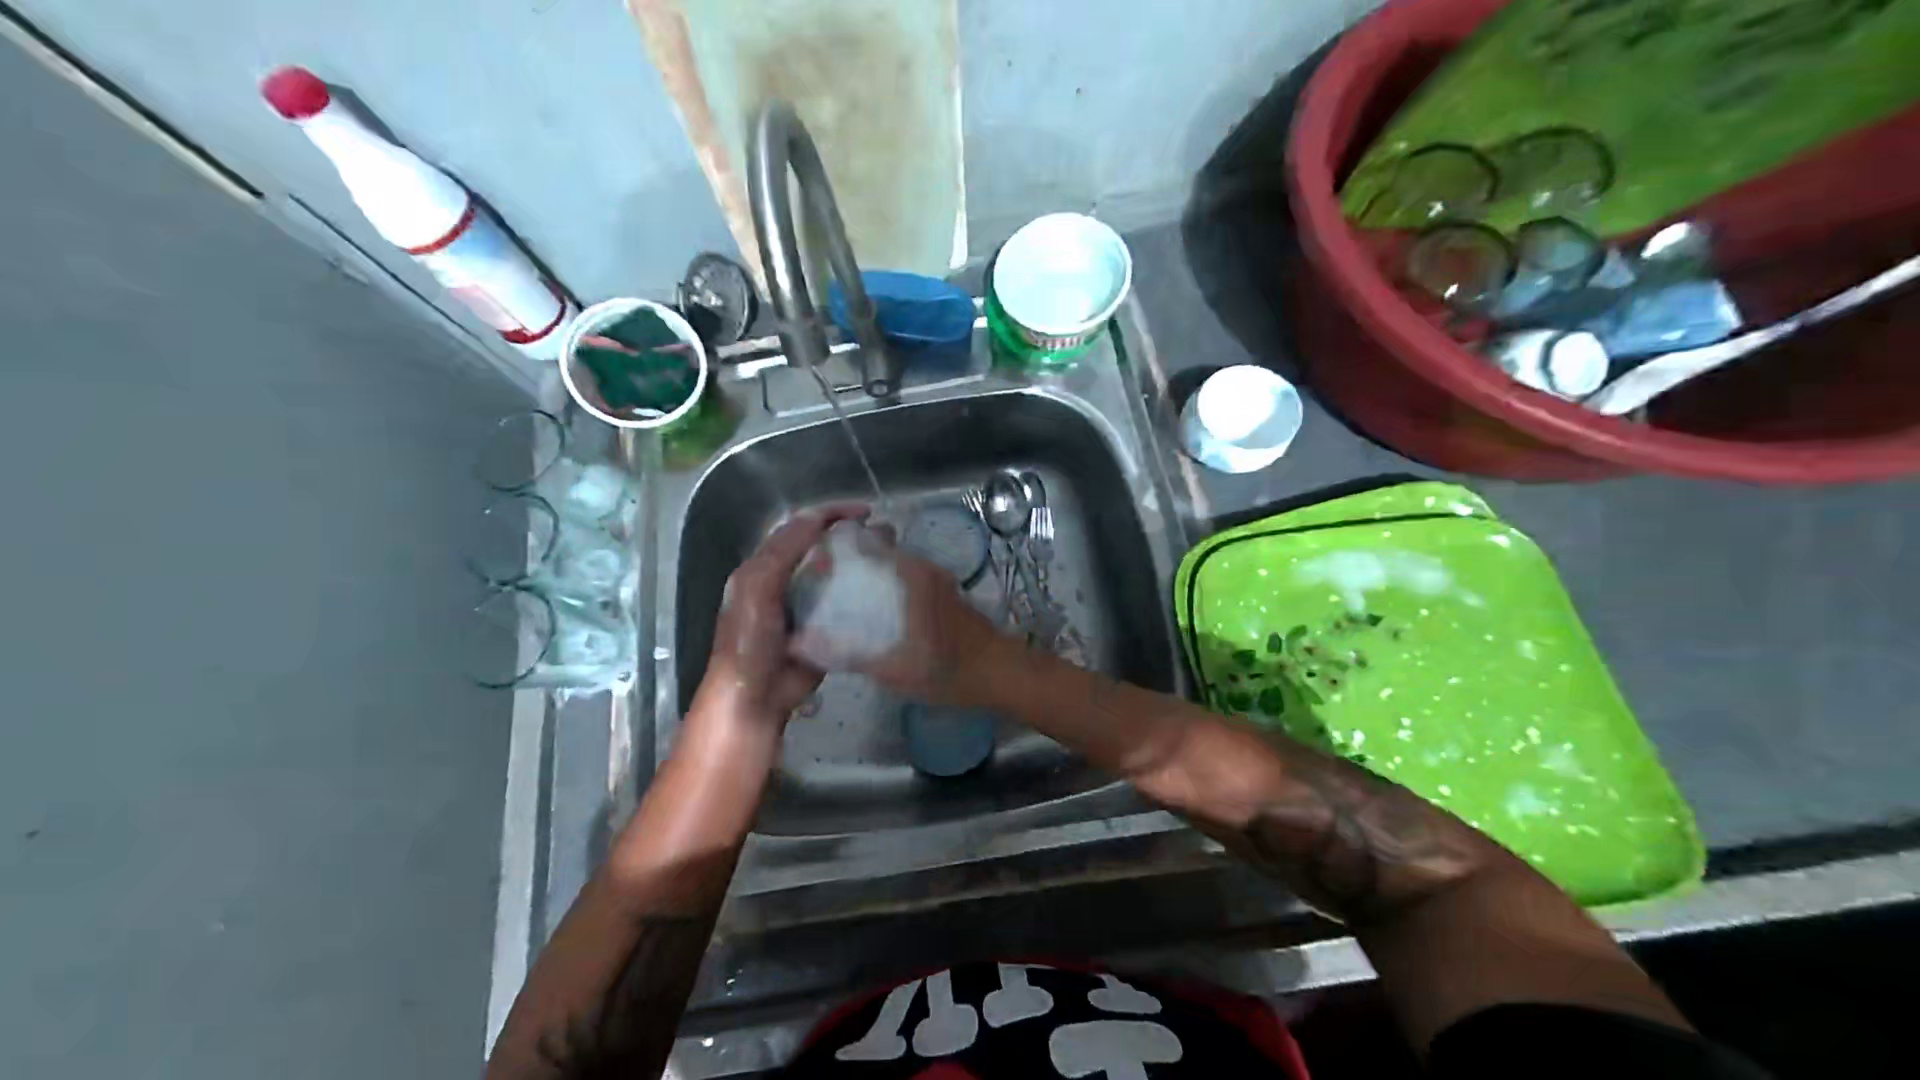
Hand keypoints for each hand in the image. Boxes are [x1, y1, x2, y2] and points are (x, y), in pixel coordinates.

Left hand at [693, 506, 865, 731]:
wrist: (755, 698)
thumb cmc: (749, 640)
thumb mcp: (757, 587)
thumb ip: (783, 551)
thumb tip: (816, 517)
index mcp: (765, 566)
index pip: (801, 527)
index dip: (831, 513)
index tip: (865, 511)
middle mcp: (786, 580)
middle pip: (822, 547)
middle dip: (852, 535)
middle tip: (884, 532)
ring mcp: (807, 605)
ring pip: (838, 574)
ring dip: (862, 562)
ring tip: (892, 554)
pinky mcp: (825, 629)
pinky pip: (847, 604)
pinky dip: (865, 594)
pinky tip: (885, 590)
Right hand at [797, 533, 1005, 705]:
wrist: (999, 673)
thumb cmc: (948, 669)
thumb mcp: (894, 668)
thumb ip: (848, 653)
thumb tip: (800, 645)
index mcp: (908, 575)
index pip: (861, 543)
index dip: (831, 550)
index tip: (805, 567)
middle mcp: (919, 567)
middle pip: (871, 554)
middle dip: (841, 567)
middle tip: (812, 588)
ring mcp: (931, 579)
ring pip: (885, 569)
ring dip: (861, 580)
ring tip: (831, 601)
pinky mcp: (938, 593)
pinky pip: (899, 581)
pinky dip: (880, 590)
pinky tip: (864, 614)